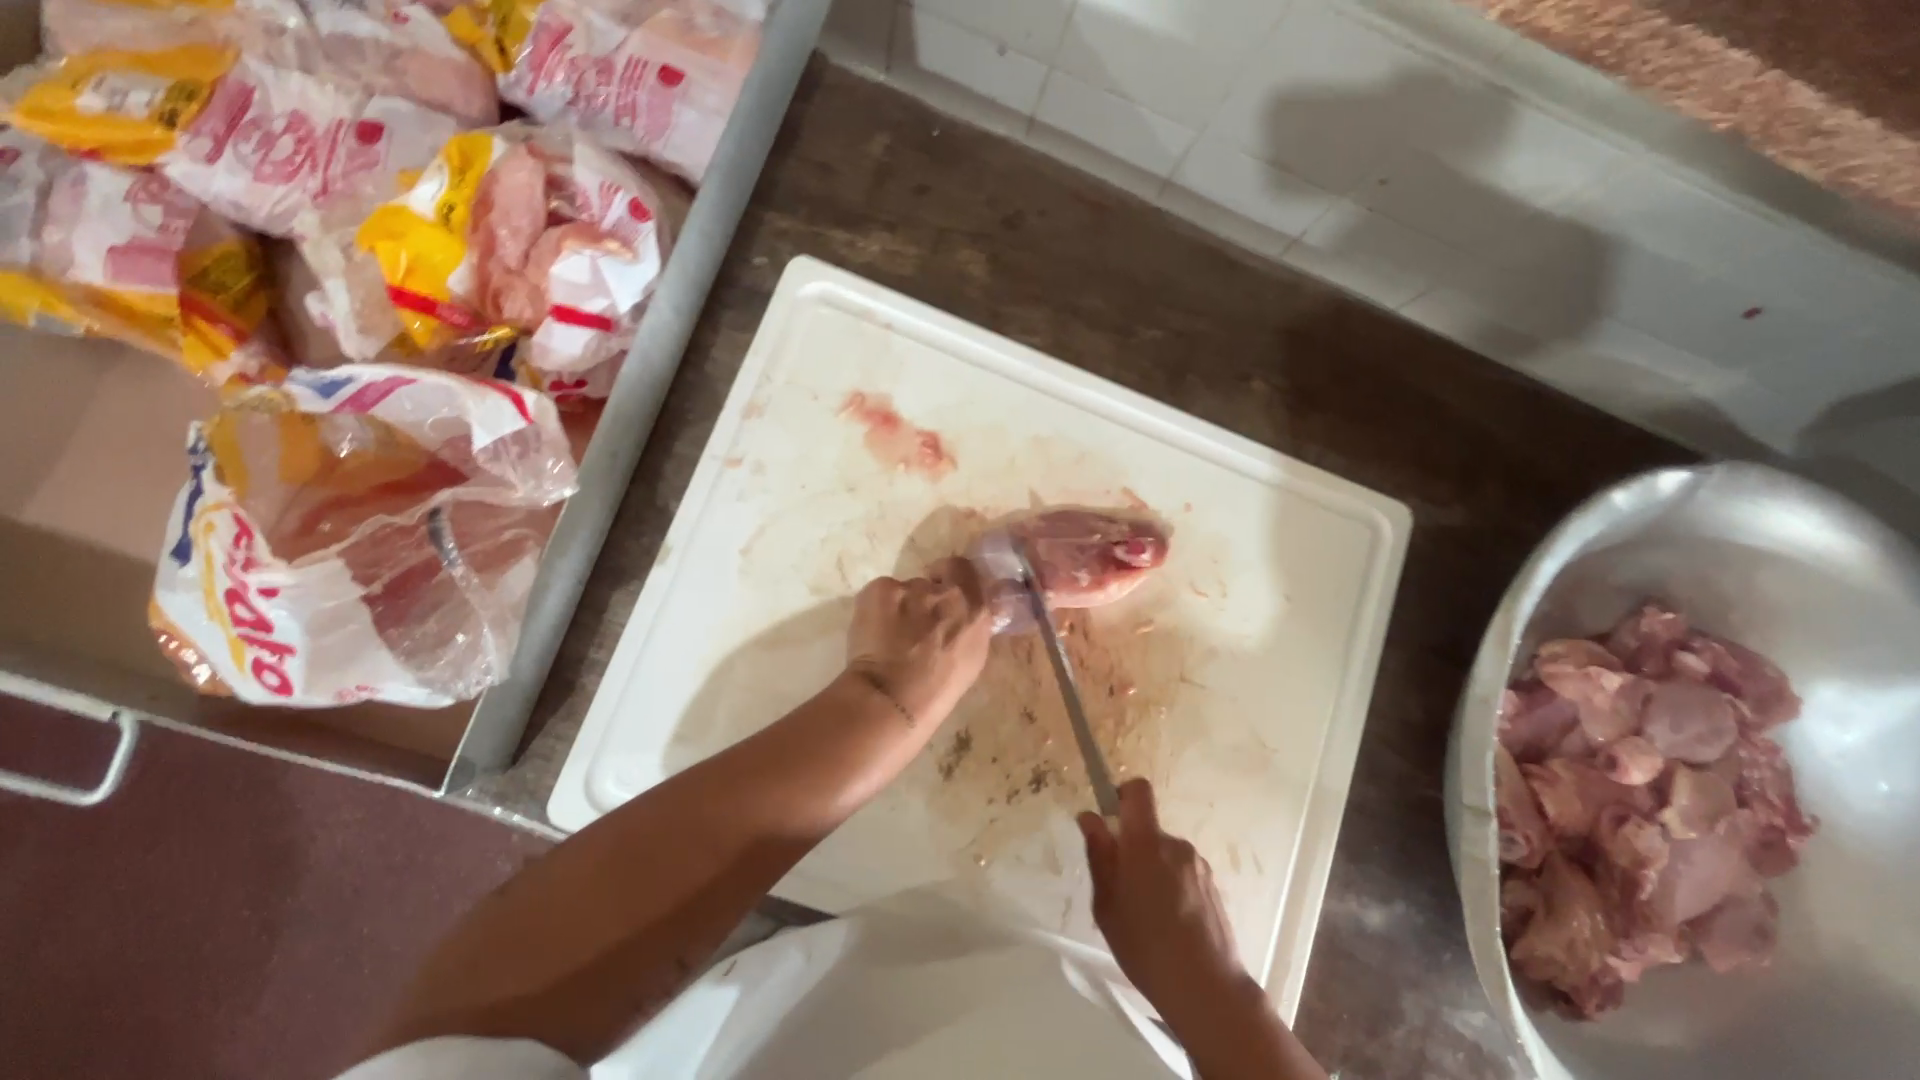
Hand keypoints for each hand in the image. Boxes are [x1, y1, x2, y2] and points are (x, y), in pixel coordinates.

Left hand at [846, 557, 992, 727]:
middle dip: (923, 599)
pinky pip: (880, 594)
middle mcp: (944, 591)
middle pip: (930, 583)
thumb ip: (970, 626)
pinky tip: (874, 633)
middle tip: (913, 625)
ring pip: (903, 591)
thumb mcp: (972, 658)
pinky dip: (877, 609)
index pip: (963, 569)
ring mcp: (910, 587)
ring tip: (889, 637)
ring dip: (899, 607)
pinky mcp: (880, 589)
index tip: (942, 595)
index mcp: (973, 607)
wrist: (893, 696)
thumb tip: (962, 616)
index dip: (950, 578)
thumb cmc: (937, 690)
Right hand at [1079, 779, 1250, 1019]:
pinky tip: (1170, 925)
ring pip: (1165, 854)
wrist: (1206, 988)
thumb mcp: (1106, 904)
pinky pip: (1183, 873)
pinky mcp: (1213, 886)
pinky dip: (1172, 887)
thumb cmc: (1145, 946)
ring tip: (1147, 916)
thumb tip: (1090, 818)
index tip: (1110, 821)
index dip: (1121, 795)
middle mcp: (1176, 844)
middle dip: (1132, 849)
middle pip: (1148, 829)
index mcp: (1146, 842)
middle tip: (1120, 891)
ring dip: (1152, 871)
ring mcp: (1199, 865)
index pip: (1138, 790)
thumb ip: (1099, 855)